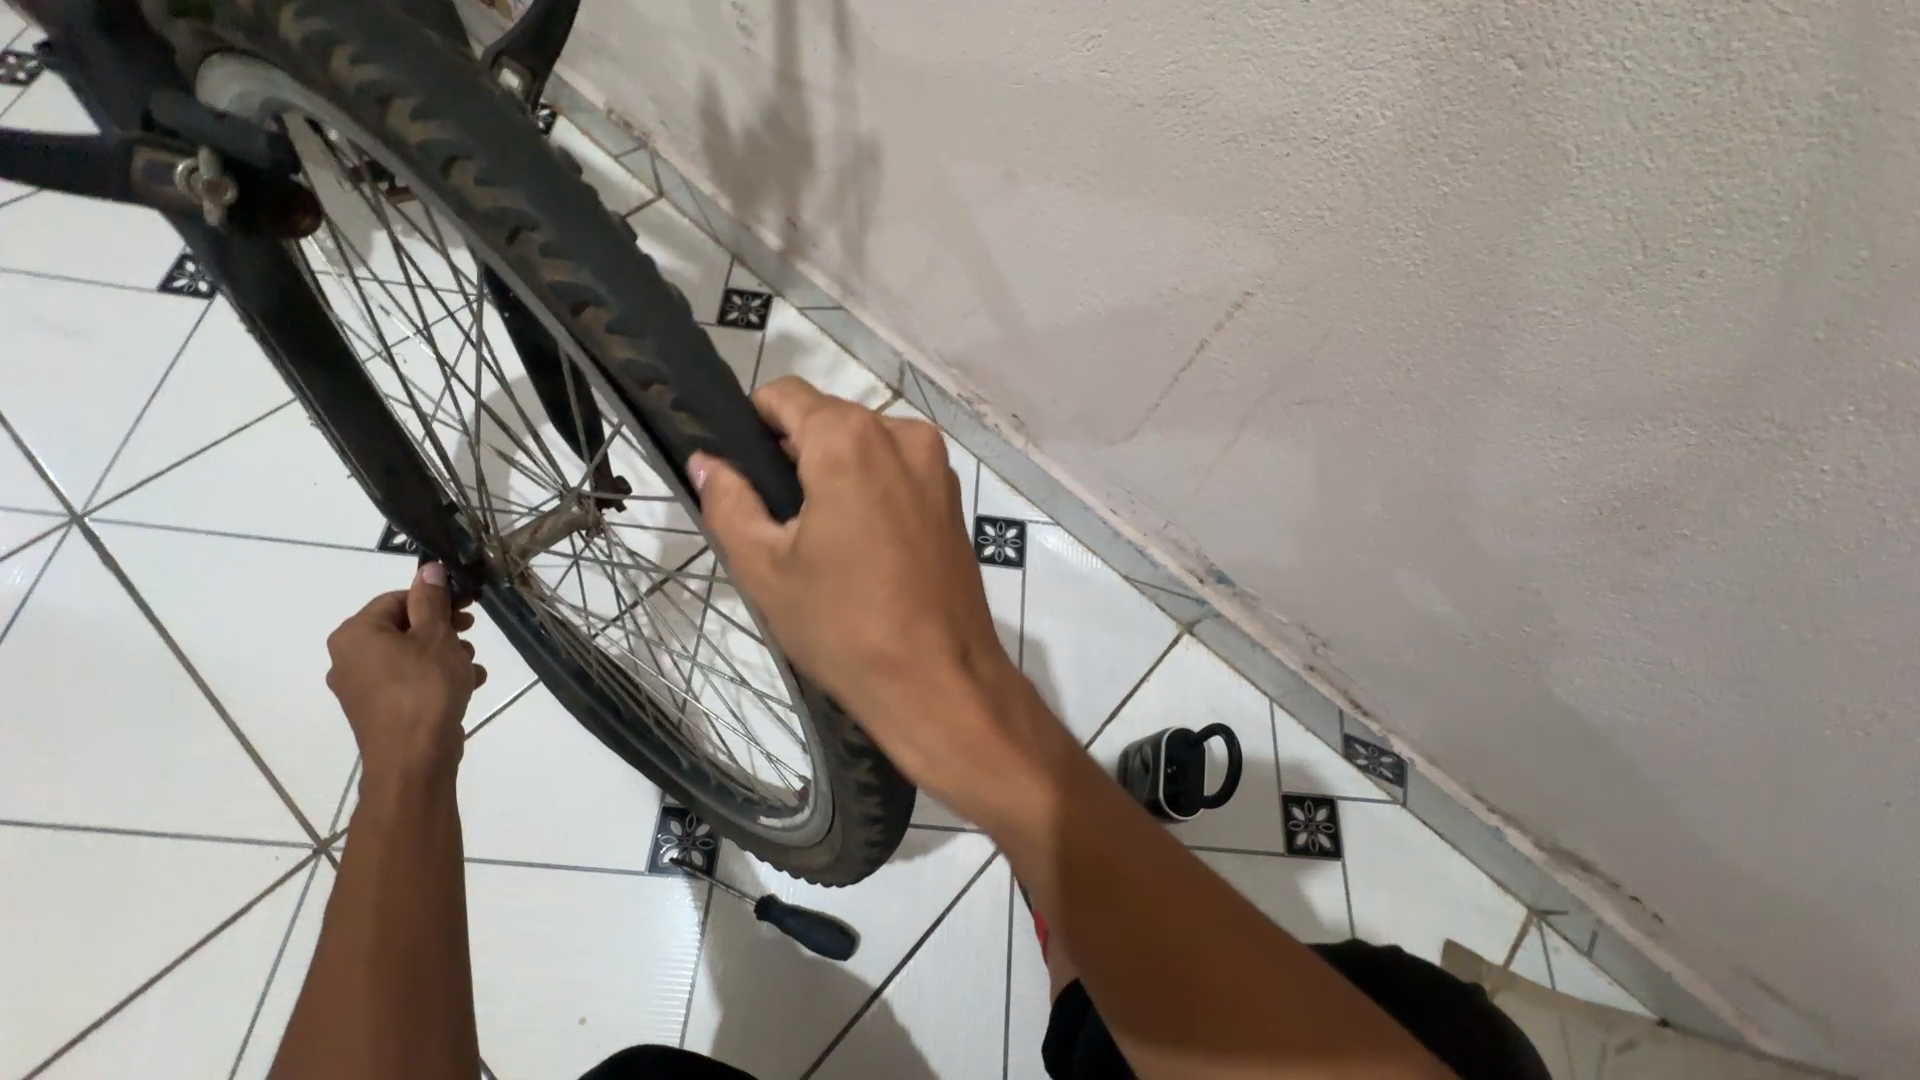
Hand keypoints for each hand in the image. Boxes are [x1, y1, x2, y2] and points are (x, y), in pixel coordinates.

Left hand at [325, 562, 487, 786]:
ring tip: (472, 666)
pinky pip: (409, 682)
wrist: (414, 757)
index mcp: (356, 634)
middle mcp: (348, 657)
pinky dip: (436, 678)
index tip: (468, 608)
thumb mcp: (436, 635)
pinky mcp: (377, 710)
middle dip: (443, 630)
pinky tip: (467, 686)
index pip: (397, 599)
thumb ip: (431, 600)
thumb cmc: (425, 687)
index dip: (435, 600)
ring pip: (409, 656)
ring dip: (445, 655)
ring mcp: (360, 687)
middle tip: (472, 634)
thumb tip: (428, 568)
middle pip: (402, 628)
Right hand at [692, 378, 1061, 807]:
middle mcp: (902, 436)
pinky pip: (896, 474)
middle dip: (794, 456)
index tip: (740, 474)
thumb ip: (727, 501)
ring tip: (817, 542)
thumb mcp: (765, 568)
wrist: (940, 681)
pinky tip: (860, 550)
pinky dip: (870, 492)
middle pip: (828, 420)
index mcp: (851, 439)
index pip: (784, 395)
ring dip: (834, 476)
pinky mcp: (953, 500)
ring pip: (865, 447)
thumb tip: (706, 461)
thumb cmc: (844, 626)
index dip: (752, 426)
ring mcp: (936, 467)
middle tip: (774, 522)